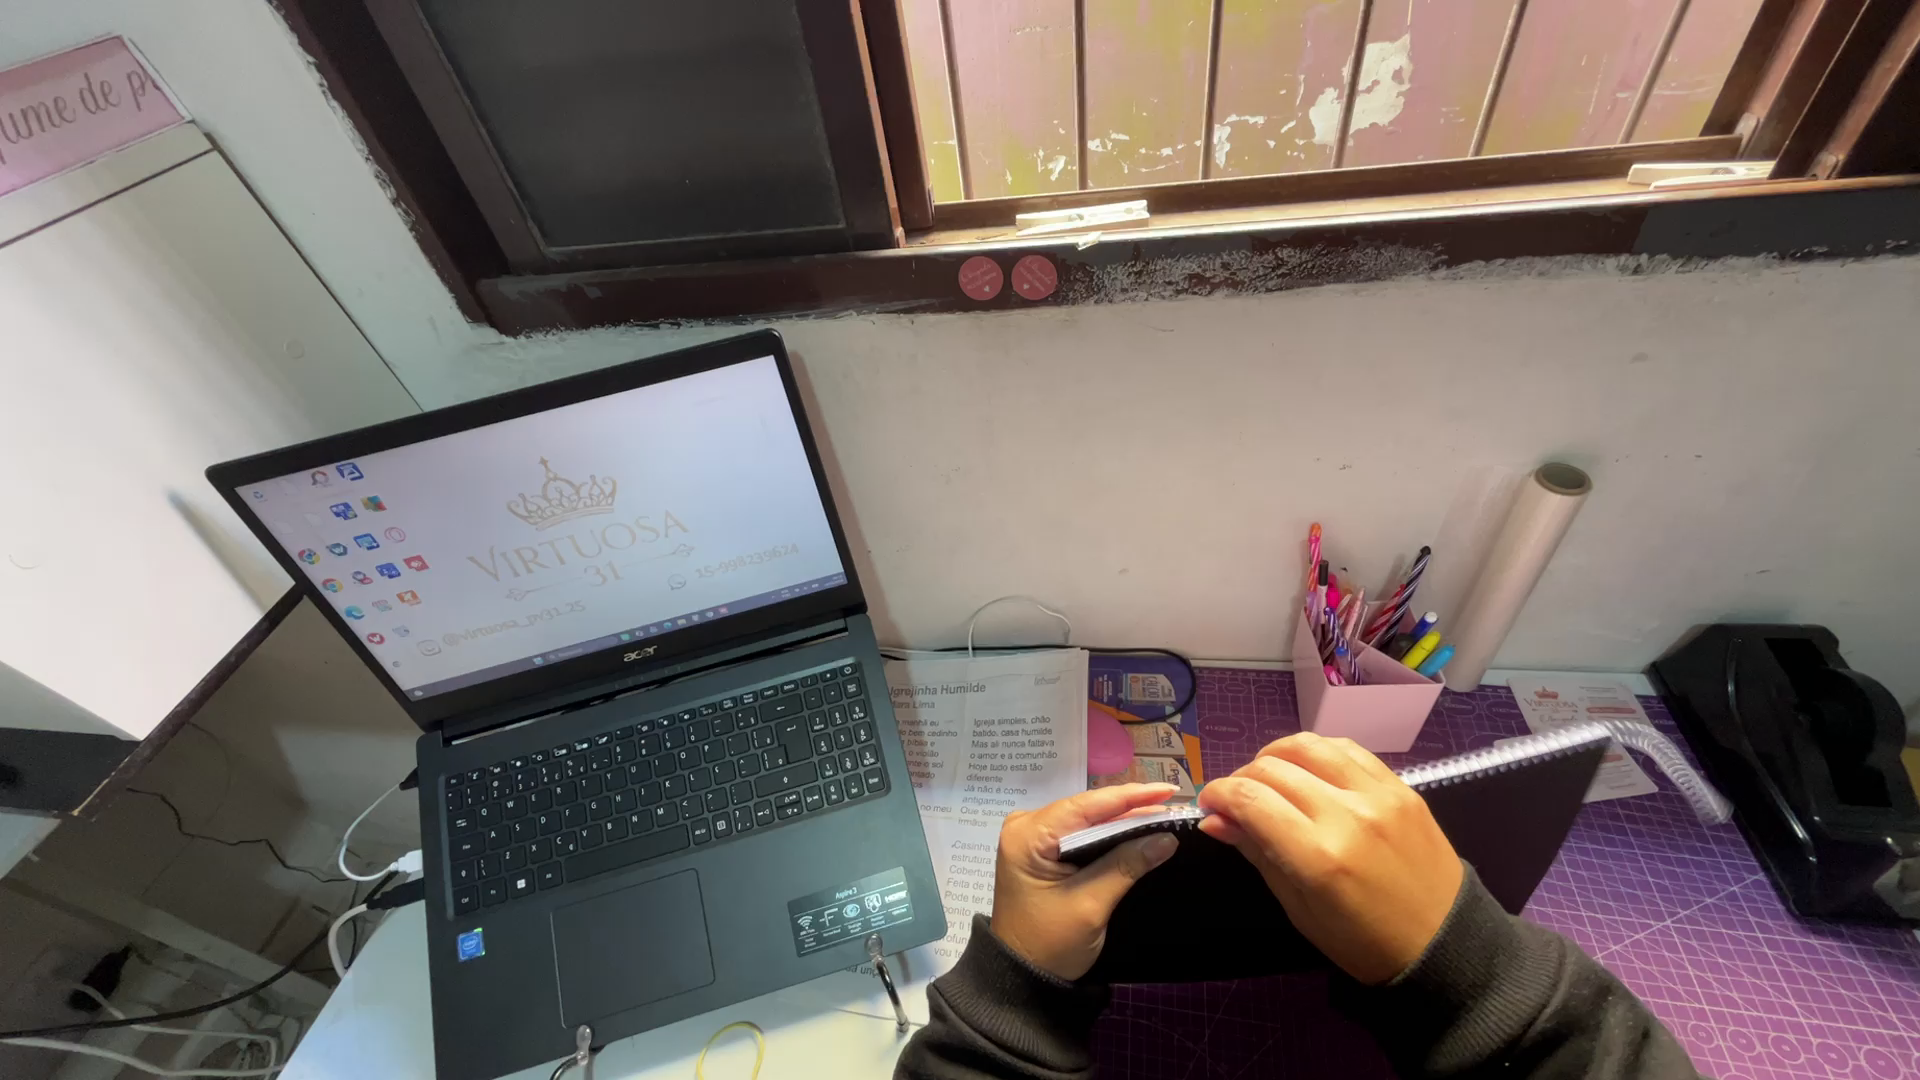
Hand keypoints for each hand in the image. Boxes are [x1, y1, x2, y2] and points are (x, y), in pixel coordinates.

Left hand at [989, 783, 1181, 979]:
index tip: (1167, 789)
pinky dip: (1106, 831)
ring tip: (1160, 809)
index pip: (1085, 805)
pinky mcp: (1041, 848)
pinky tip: (1134, 826)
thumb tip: (1166, 838)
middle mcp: (1026, 825)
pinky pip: (1078, 831)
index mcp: (1028, 834)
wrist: (1022, 976)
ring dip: (1120, 817)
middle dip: (1128, 806)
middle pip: (1086, 808)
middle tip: (1170, 801)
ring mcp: (1032, 835)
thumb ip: (1126, 866)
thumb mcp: (1091, 905)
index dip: (1129, 796)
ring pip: (1085, 818)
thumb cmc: (1051, 944)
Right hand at [1197, 732, 1463, 984]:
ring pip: (1305, 746)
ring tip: (1268, 776)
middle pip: (1271, 768)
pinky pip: (1345, 748)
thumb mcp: (1298, 908)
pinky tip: (1307, 770)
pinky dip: (1315, 752)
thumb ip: (1256, 851)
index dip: (1218, 795)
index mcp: (1318, 856)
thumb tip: (1214, 818)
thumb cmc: (1363, 942)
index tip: (1209, 805)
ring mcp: (1378, 795)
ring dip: (1273, 755)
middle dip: (1240, 779)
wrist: (1449, 949)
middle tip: (1236, 800)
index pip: (1249, 799)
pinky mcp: (1400, 787)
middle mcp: (1347, 814)